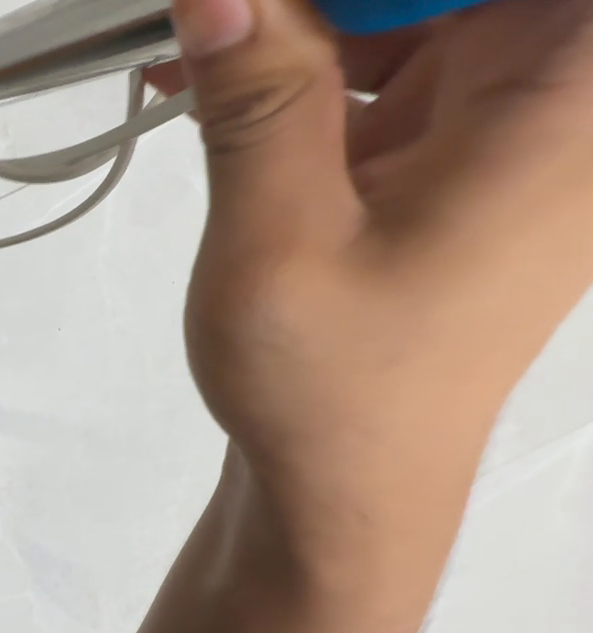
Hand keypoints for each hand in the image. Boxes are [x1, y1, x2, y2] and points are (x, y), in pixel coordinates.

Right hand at [158, 0, 592, 571]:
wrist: (341, 482)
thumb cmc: (325, 380)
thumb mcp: (276, 239)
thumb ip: (258, 104)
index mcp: (574, 93)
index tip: (244, 7)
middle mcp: (565, 89)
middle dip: (307, 6)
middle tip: (203, 22)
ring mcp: (506, 121)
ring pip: (408, 20)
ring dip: (293, 31)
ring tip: (183, 49)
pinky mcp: (445, 156)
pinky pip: (381, 73)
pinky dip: (296, 73)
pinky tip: (209, 84)